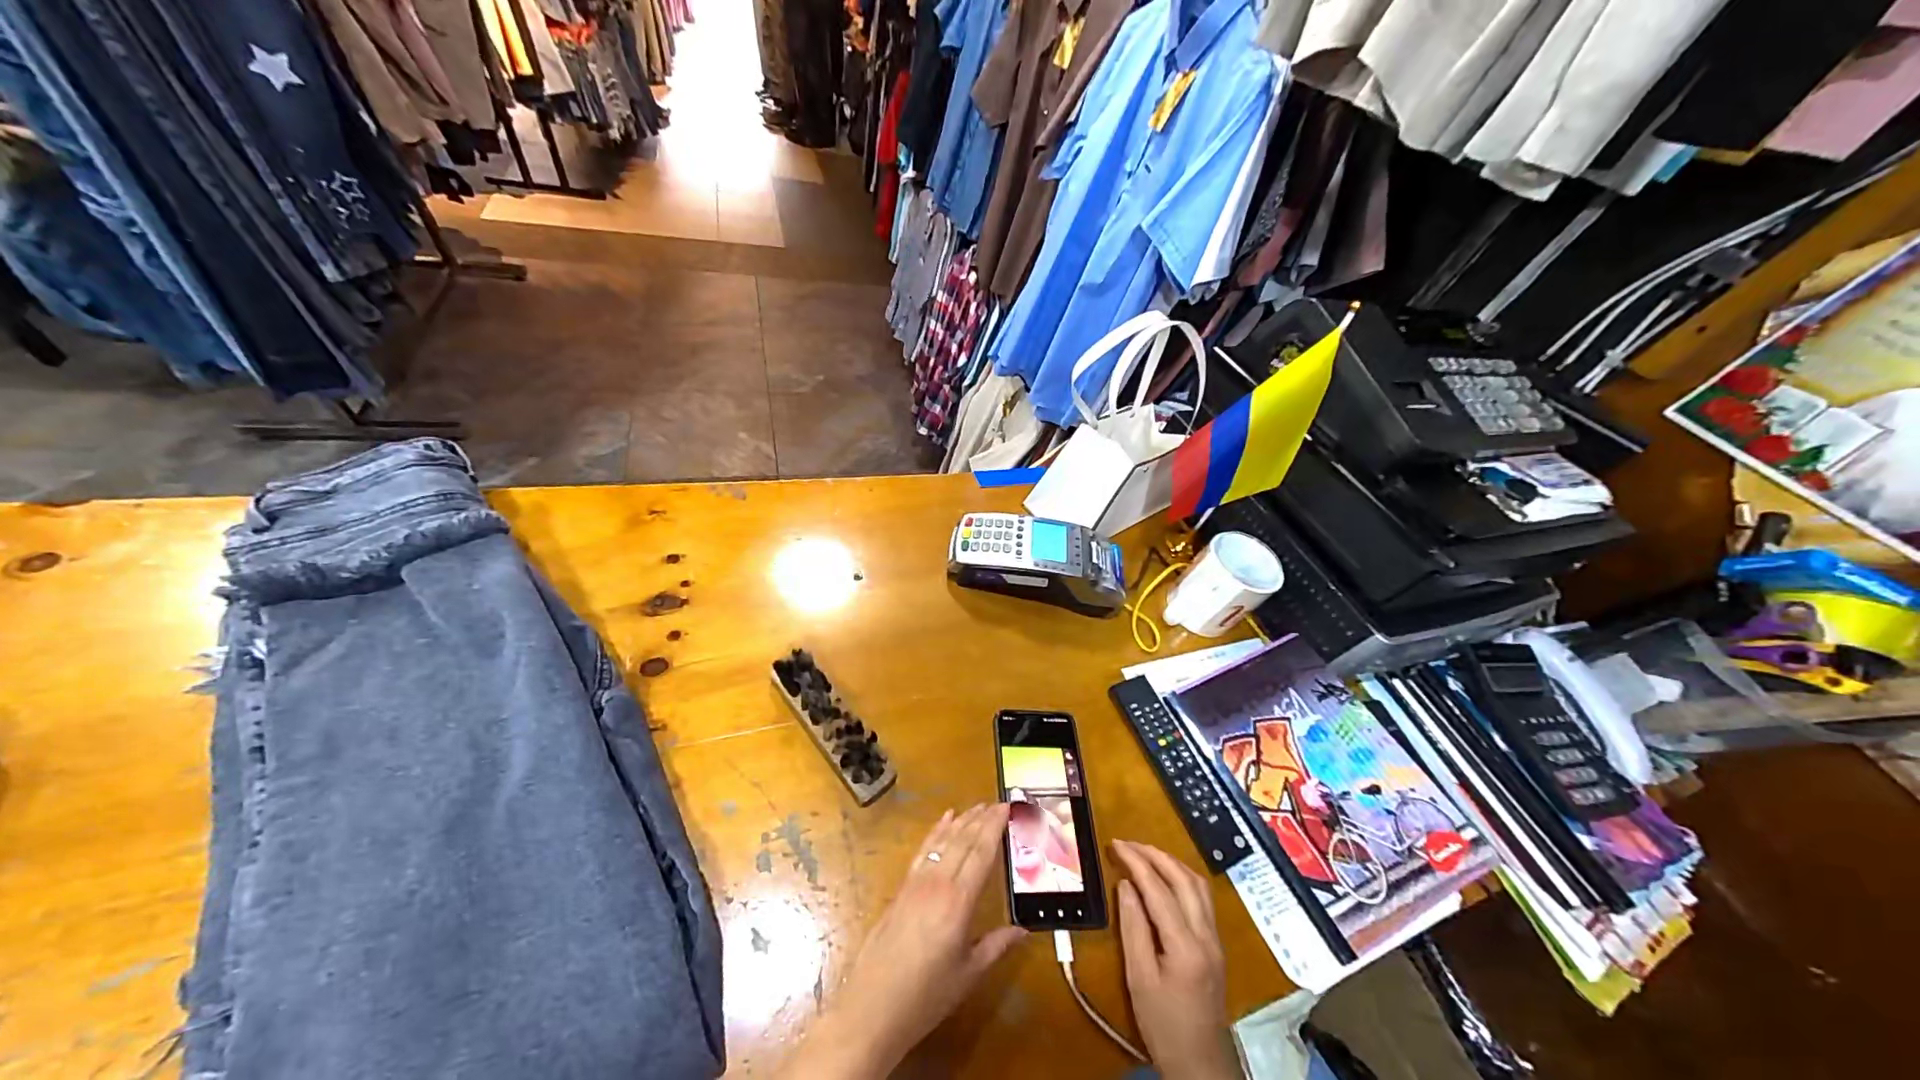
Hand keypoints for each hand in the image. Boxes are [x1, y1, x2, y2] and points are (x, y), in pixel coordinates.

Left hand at [778, 804, 1028, 1078]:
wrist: (872, 1008)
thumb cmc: (926, 996)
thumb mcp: (968, 974)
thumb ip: (996, 946)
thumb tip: (1021, 930)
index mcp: (958, 901)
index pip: (981, 853)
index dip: (995, 827)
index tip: (1008, 807)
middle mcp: (936, 883)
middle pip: (962, 841)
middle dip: (981, 819)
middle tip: (998, 802)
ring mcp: (915, 884)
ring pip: (942, 842)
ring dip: (961, 821)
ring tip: (976, 806)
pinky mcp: (901, 890)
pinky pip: (923, 851)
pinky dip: (936, 833)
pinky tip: (943, 822)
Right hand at [1112, 840, 1237, 1079]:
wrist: (1201, 1064)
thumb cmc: (1163, 1025)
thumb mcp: (1139, 978)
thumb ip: (1133, 928)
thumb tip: (1126, 886)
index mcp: (1185, 944)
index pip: (1159, 889)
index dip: (1136, 862)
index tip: (1115, 845)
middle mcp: (1206, 935)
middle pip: (1184, 880)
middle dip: (1155, 855)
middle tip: (1127, 844)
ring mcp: (1215, 940)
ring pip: (1198, 886)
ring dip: (1172, 864)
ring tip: (1145, 854)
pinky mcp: (1216, 947)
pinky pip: (1202, 899)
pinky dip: (1182, 879)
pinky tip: (1166, 879)